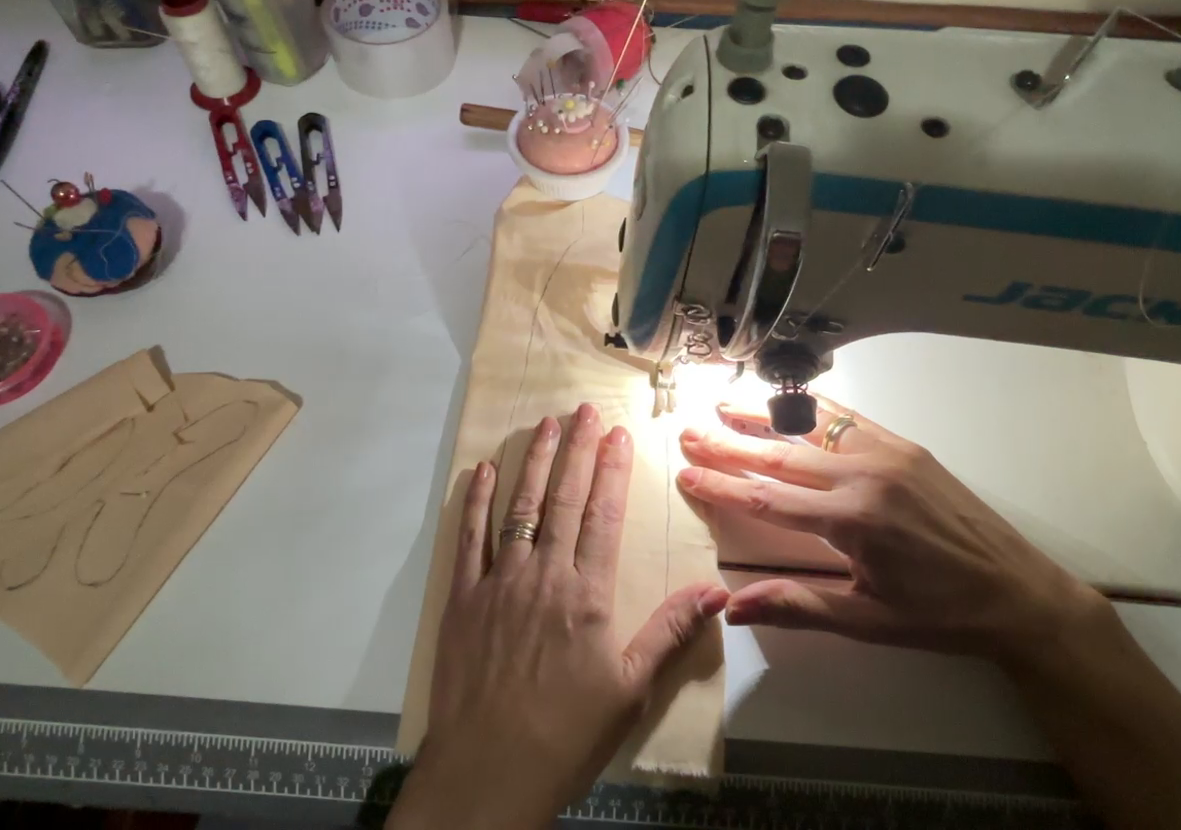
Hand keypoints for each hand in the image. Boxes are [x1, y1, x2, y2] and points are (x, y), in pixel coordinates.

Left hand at [391, 404, 728, 829]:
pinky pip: (469, 537)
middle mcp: (544, 575)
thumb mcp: (629, 689)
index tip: (618, 433)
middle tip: (585, 409)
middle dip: (577, 450)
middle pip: (565, 499)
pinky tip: (483, 470)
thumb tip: (717, 591)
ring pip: (521, 507)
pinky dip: (475, 501)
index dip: (612, 470)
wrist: (488, 769)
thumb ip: (669, 633)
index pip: (604, 516)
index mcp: (588, 595)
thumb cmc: (567, 733)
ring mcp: (500, 582)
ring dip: (535, 462)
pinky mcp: (464, 597)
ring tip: (546, 424)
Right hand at [676, 396, 1103, 666]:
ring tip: (723, 402)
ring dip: (762, 414)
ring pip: (810, 426)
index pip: (767, 498)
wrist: (1018, 593)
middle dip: (728, 443)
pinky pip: (848, 418)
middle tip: (688, 431)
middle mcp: (864, 477)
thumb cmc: (939, 616)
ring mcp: (887, 454)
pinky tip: (786, 399)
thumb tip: (731, 608)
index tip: (686, 472)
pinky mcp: (906, 446)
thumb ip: (797, 606)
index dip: (721, 484)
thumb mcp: (866, 621)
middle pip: (779, 454)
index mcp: (851, 523)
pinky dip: (810, 407)